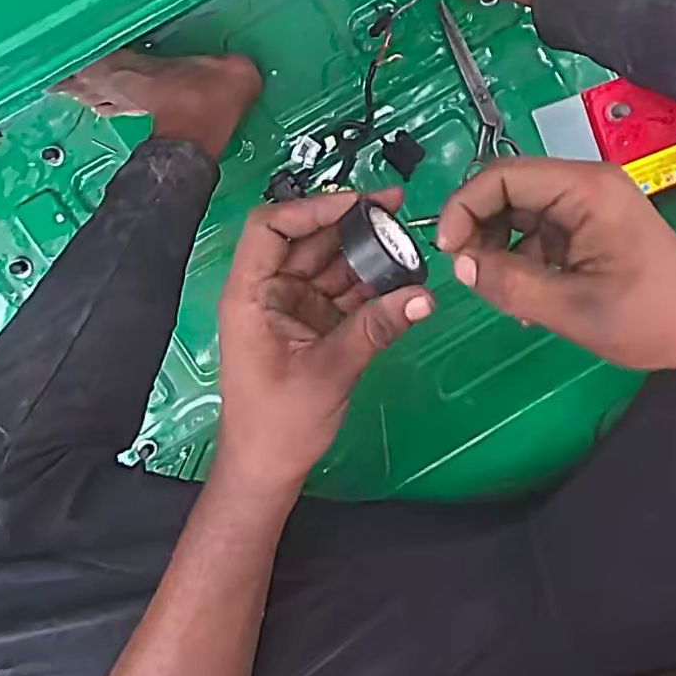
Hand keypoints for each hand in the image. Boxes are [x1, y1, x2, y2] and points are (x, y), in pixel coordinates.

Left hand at [216, 189, 435, 491]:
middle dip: (350, 222)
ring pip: (330, 262)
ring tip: (405, 237)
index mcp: (250, 294)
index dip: (311, 209)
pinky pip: (344, 290)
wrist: (269, 469)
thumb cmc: (279, 423)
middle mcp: (270, 290)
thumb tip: (425, 297)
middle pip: (307, 239)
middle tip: (395, 208)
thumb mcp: (329, 371)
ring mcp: (293, 304)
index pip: (270, 228)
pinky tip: (400, 273)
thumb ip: (376, 328)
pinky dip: (371, 283)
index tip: (357, 206)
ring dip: (365, 251)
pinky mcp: (314, 321)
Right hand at [435, 158, 675, 370]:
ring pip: (515, 208)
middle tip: (468, 271)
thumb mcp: (572, 309)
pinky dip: (517, 254)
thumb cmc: (647, 319)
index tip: (446, 250)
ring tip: (499, 288)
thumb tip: (459, 266)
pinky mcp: (583, 219)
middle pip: (506, 188)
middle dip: (477, 228)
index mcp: (586, 190)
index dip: (464, 208)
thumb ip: (510, 284)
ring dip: (496, 244)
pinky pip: (532, 226)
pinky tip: (524, 291)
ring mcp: (584, 200)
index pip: (503, 176)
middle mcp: (583, 183)